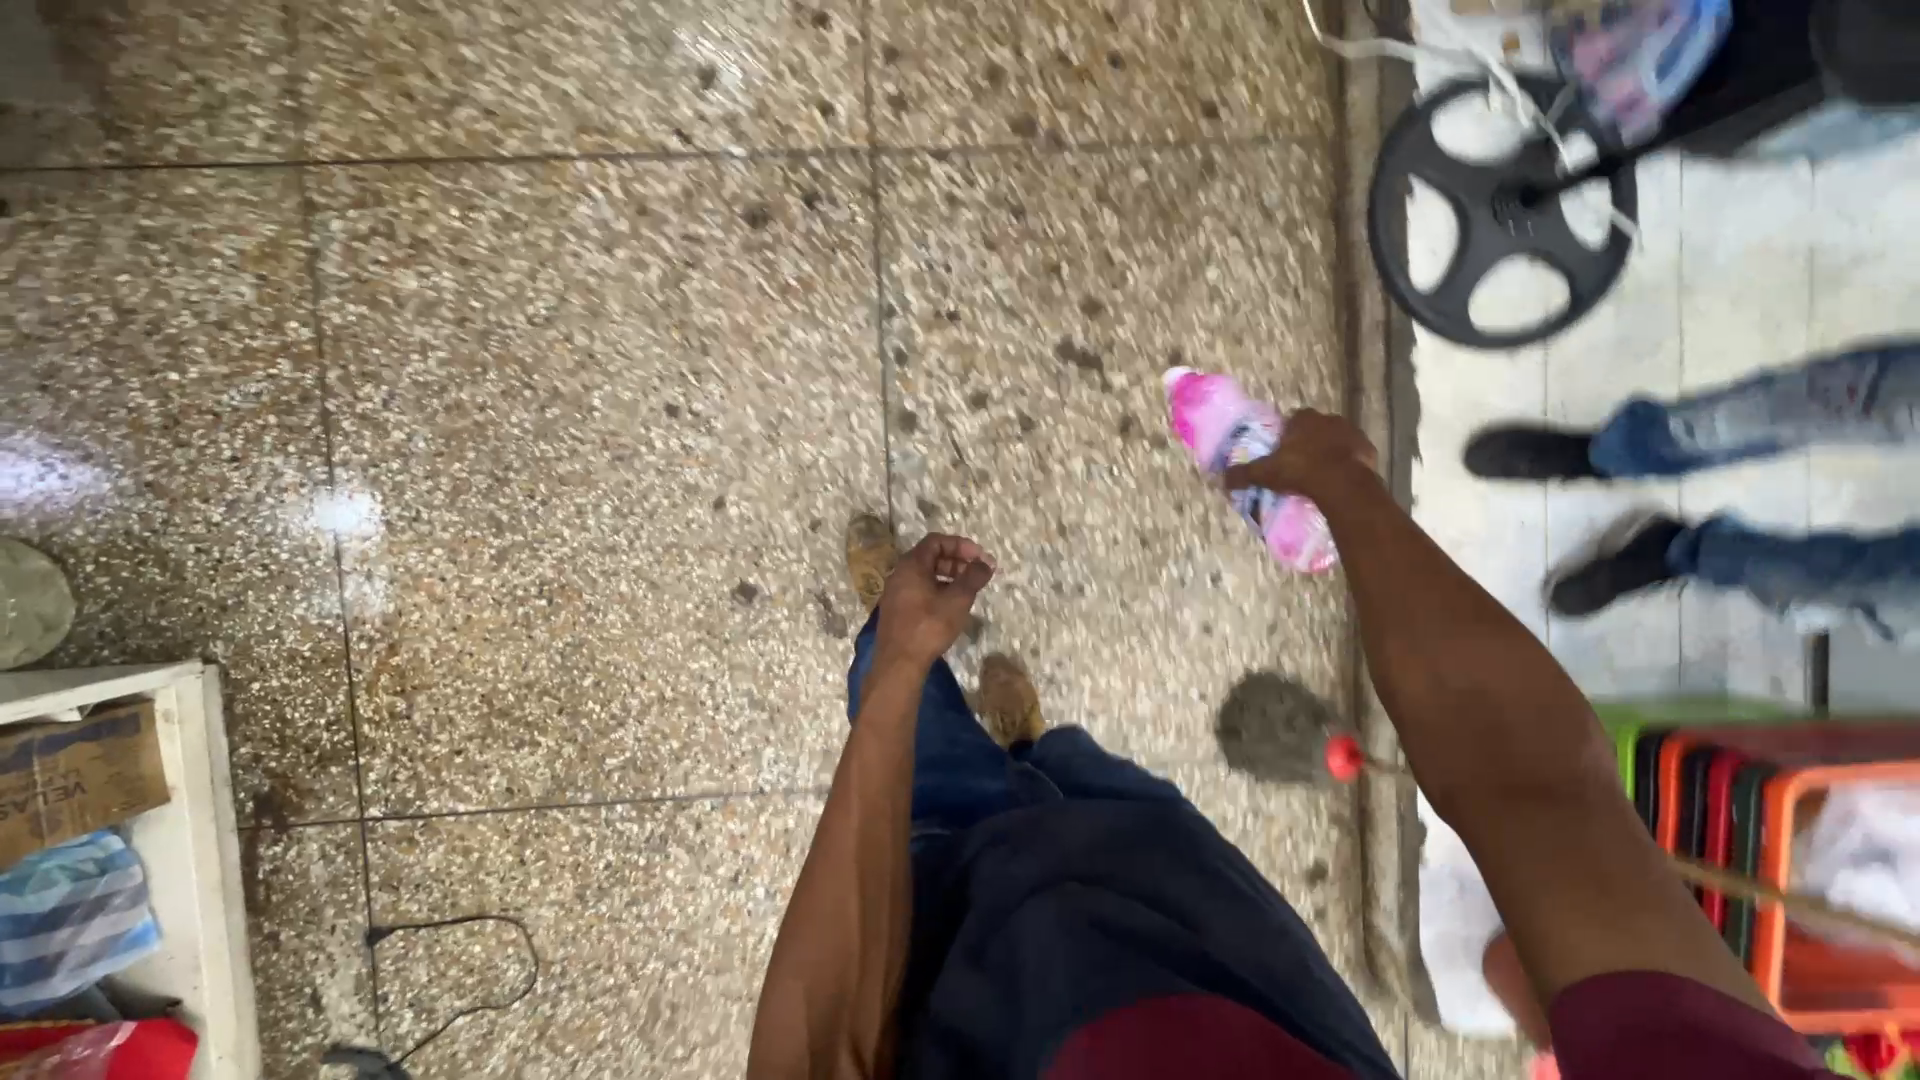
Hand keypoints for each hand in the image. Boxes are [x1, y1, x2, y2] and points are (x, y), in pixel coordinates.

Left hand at [874, 533, 996, 669]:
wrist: (899, 662)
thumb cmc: (929, 626)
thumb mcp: (958, 599)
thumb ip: (973, 577)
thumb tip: (985, 563)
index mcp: (911, 565)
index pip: (936, 541)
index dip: (961, 545)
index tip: (980, 558)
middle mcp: (900, 573)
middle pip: (930, 556)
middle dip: (957, 561)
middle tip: (977, 573)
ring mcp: (895, 592)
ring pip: (925, 575)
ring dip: (949, 577)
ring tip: (968, 590)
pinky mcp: (896, 610)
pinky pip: (919, 590)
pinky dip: (937, 590)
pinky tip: (951, 606)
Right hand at [1222, 409, 1376, 498]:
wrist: (1341, 484)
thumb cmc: (1300, 471)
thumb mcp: (1265, 473)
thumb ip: (1244, 474)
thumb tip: (1222, 479)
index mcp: (1303, 418)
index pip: (1293, 419)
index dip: (1288, 434)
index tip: (1283, 451)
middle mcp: (1329, 418)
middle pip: (1316, 427)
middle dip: (1310, 441)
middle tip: (1301, 463)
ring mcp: (1352, 432)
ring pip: (1337, 439)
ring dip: (1330, 451)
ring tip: (1321, 473)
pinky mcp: (1368, 449)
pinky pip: (1355, 454)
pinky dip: (1348, 463)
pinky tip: (1340, 478)